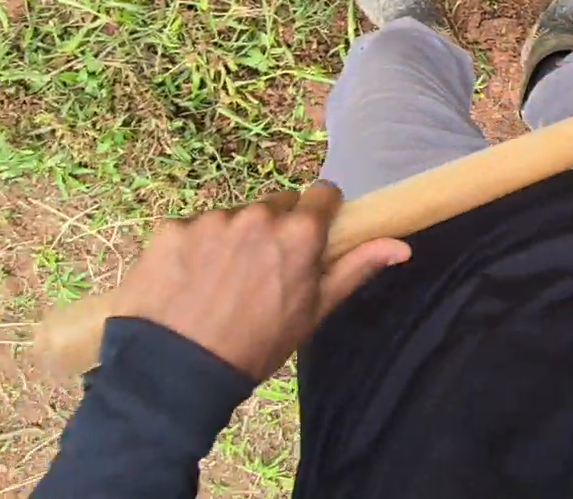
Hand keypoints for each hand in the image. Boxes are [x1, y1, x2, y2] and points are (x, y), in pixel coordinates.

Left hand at [114, 182, 408, 380]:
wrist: (169, 379)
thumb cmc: (255, 345)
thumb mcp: (312, 311)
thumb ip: (355, 268)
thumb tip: (403, 247)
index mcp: (300, 231)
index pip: (323, 193)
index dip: (319, 214)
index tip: (309, 238)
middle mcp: (259, 213)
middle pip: (277, 205)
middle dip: (274, 228)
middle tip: (260, 270)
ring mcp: (212, 219)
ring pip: (234, 217)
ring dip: (233, 238)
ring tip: (217, 282)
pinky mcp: (171, 228)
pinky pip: (191, 228)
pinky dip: (191, 249)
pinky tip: (184, 283)